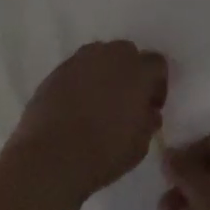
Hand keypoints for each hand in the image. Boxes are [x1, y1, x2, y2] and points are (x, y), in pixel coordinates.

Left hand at [6, 41, 168, 200]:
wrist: (51, 157)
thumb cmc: (104, 153)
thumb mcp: (140, 144)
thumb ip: (148, 121)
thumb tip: (147, 112)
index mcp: (137, 71)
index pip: (156, 63)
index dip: (157, 84)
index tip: (151, 106)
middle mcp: (108, 57)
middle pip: (126, 52)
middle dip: (129, 72)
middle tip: (126, 100)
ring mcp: (77, 62)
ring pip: (98, 57)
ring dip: (103, 73)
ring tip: (99, 101)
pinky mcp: (54, 73)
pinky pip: (75, 70)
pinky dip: (80, 82)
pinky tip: (76, 106)